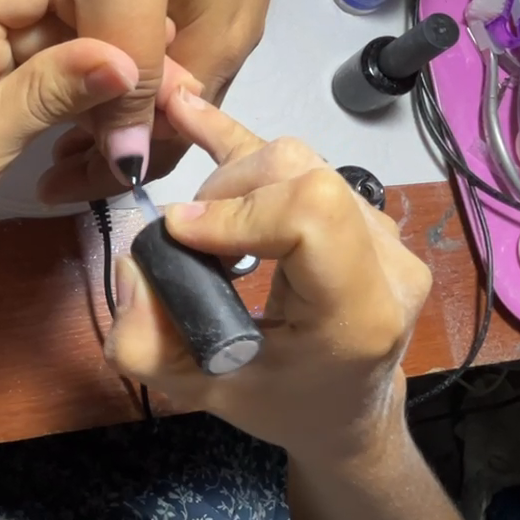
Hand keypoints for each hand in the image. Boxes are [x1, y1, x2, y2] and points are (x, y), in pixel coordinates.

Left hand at [0, 0, 138, 277]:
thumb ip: (53, 89)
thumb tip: (128, 57)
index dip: (101, 1)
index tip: (155, 43)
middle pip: (51, 9)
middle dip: (106, 44)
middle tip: (168, 80)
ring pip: (49, 45)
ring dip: (95, 73)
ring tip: (151, 100)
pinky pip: (35, 76)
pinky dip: (70, 94)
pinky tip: (110, 111)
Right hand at [104, 87, 432, 464]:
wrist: (348, 410)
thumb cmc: (287, 406)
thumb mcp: (207, 396)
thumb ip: (149, 346)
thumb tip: (132, 265)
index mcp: (358, 312)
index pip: (309, 212)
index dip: (234, 211)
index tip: (180, 236)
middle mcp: (387, 261)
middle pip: (299, 172)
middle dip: (224, 193)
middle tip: (187, 239)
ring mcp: (383, 230)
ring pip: (297, 160)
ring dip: (232, 180)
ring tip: (197, 220)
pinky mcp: (362, 212)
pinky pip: (300, 162)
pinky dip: (238, 139)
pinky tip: (188, 109)